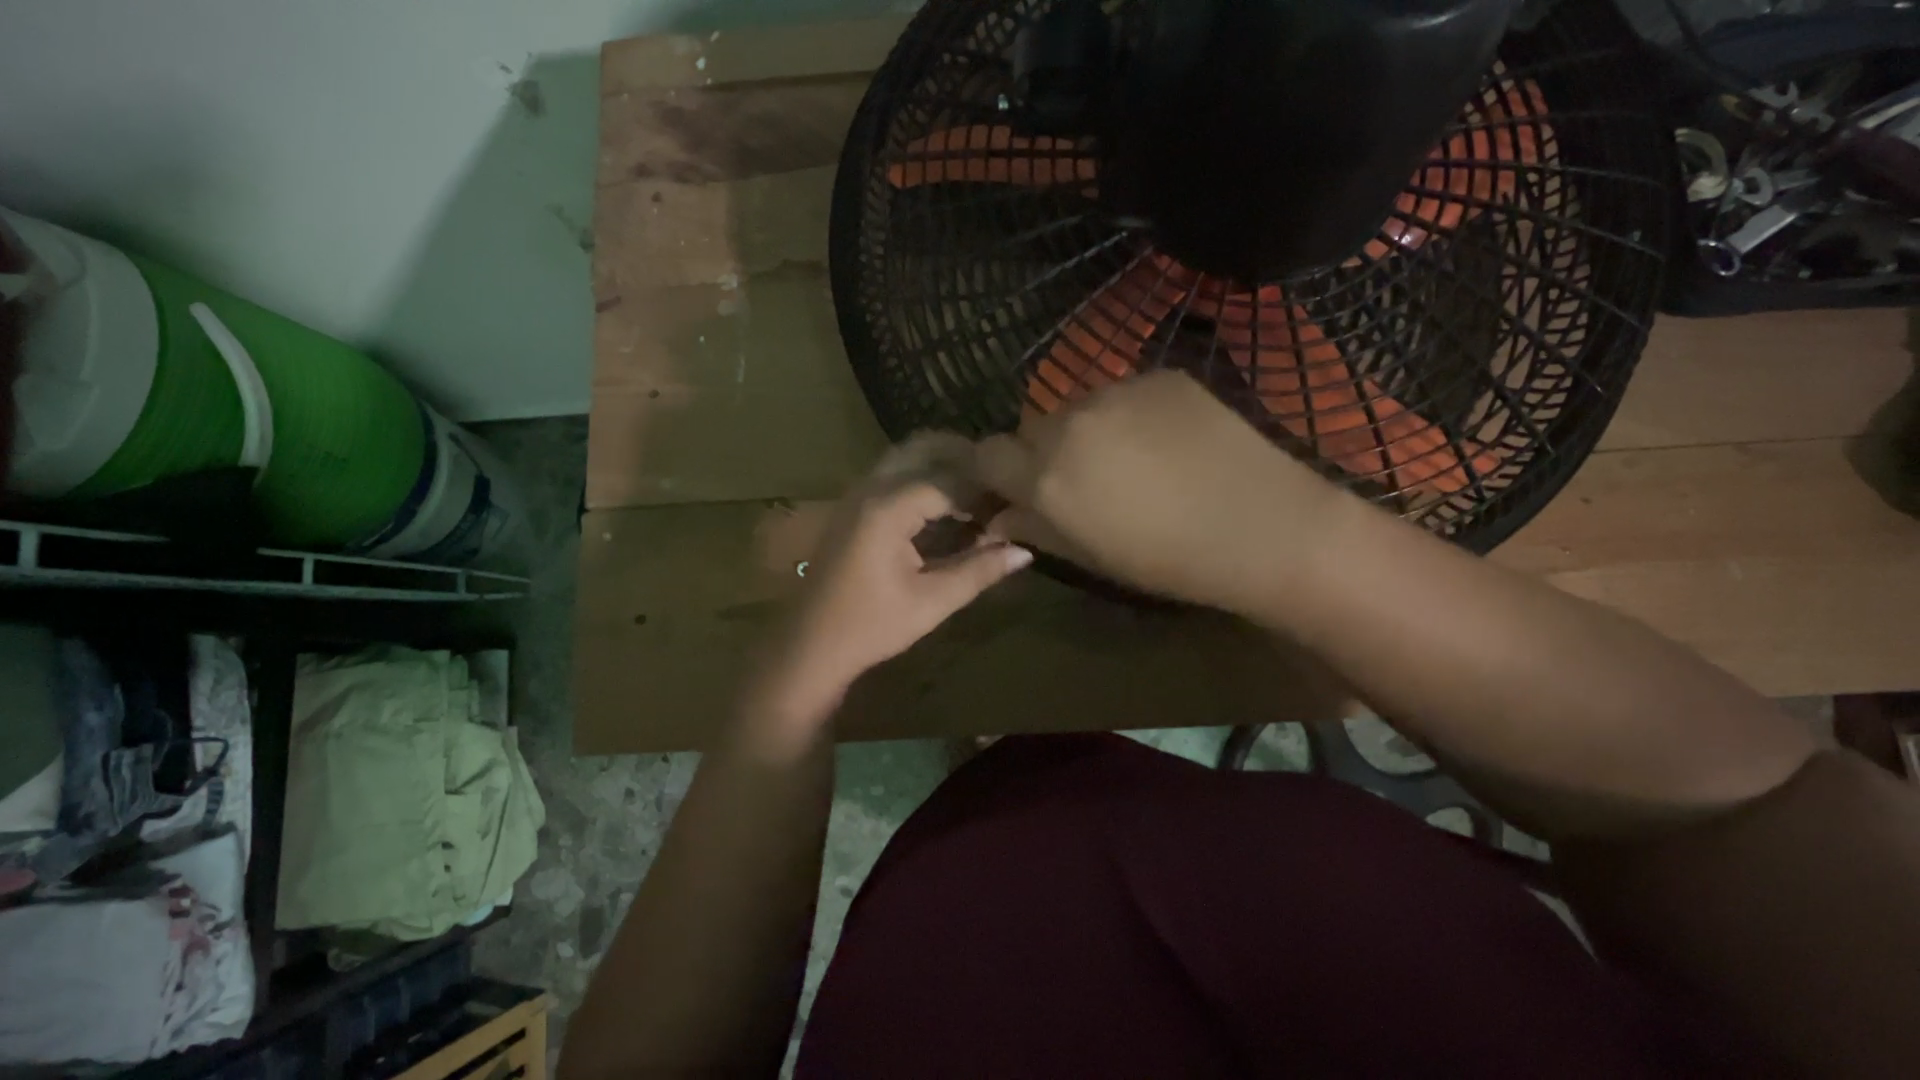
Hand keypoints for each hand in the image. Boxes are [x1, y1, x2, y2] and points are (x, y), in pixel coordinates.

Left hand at [750, 438, 1033, 733]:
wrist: (810, 646)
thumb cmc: (870, 627)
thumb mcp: (931, 602)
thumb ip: (979, 570)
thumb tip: (1025, 552)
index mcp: (887, 508)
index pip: (950, 480)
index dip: (987, 489)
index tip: (1018, 502)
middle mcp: (870, 489)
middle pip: (924, 449)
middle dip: (966, 460)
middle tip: (1001, 485)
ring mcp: (857, 495)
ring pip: (907, 458)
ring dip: (944, 467)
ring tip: (982, 495)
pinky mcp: (853, 508)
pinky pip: (894, 476)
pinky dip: (924, 480)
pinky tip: (950, 510)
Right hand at [976, 371, 1343, 611]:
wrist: (1265, 527)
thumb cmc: (1170, 561)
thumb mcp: (1091, 556)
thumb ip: (1036, 528)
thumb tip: (999, 516)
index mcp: (1046, 476)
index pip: (986, 454)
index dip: (993, 472)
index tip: (1010, 488)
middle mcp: (1069, 423)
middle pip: (1032, 428)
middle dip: (1042, 452)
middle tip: (1081, 482)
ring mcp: (1116, 391)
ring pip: (1079, 408)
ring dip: (1087, 431)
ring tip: (1132, 462)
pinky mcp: (1160, 376)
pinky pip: (1125, 393)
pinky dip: (1132, 415)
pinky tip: (1168, 443)